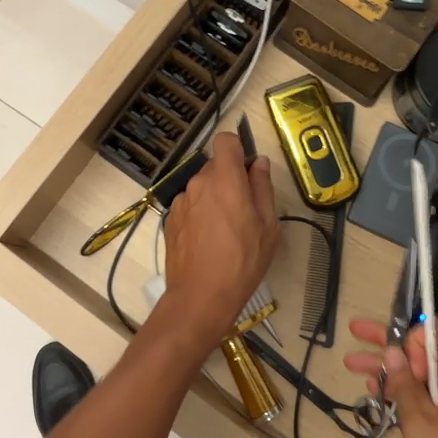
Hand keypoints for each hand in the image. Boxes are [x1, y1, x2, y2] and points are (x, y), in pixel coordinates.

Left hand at [154, 132, 276, 350]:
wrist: (200, 297)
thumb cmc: (242, 261)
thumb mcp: (267, 226)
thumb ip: (262, 188)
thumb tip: (260, 163)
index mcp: (225, 179)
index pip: (225, 141)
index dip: (238, 150)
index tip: (248, 171)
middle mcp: (198, 183)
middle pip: (215, 166)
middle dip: (229, 179)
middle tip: (244, 209)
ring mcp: (181, 202)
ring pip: (202, 187)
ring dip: (213, 198)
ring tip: (225, 230)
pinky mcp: (170, 220)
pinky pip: (190, 206)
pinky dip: (199, 214)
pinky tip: (207, 241)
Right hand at [344, 318, 437, 437]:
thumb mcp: (420, 423)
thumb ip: (405, 383)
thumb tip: (393, 349)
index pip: (434, 330)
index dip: (408, 337)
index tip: (393, 360)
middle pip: (426, 349)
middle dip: (389, 343)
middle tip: (355, 331)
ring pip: (428, 373)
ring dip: (395, 370)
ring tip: (354, 368)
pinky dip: (413, 392)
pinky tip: (384, 397)